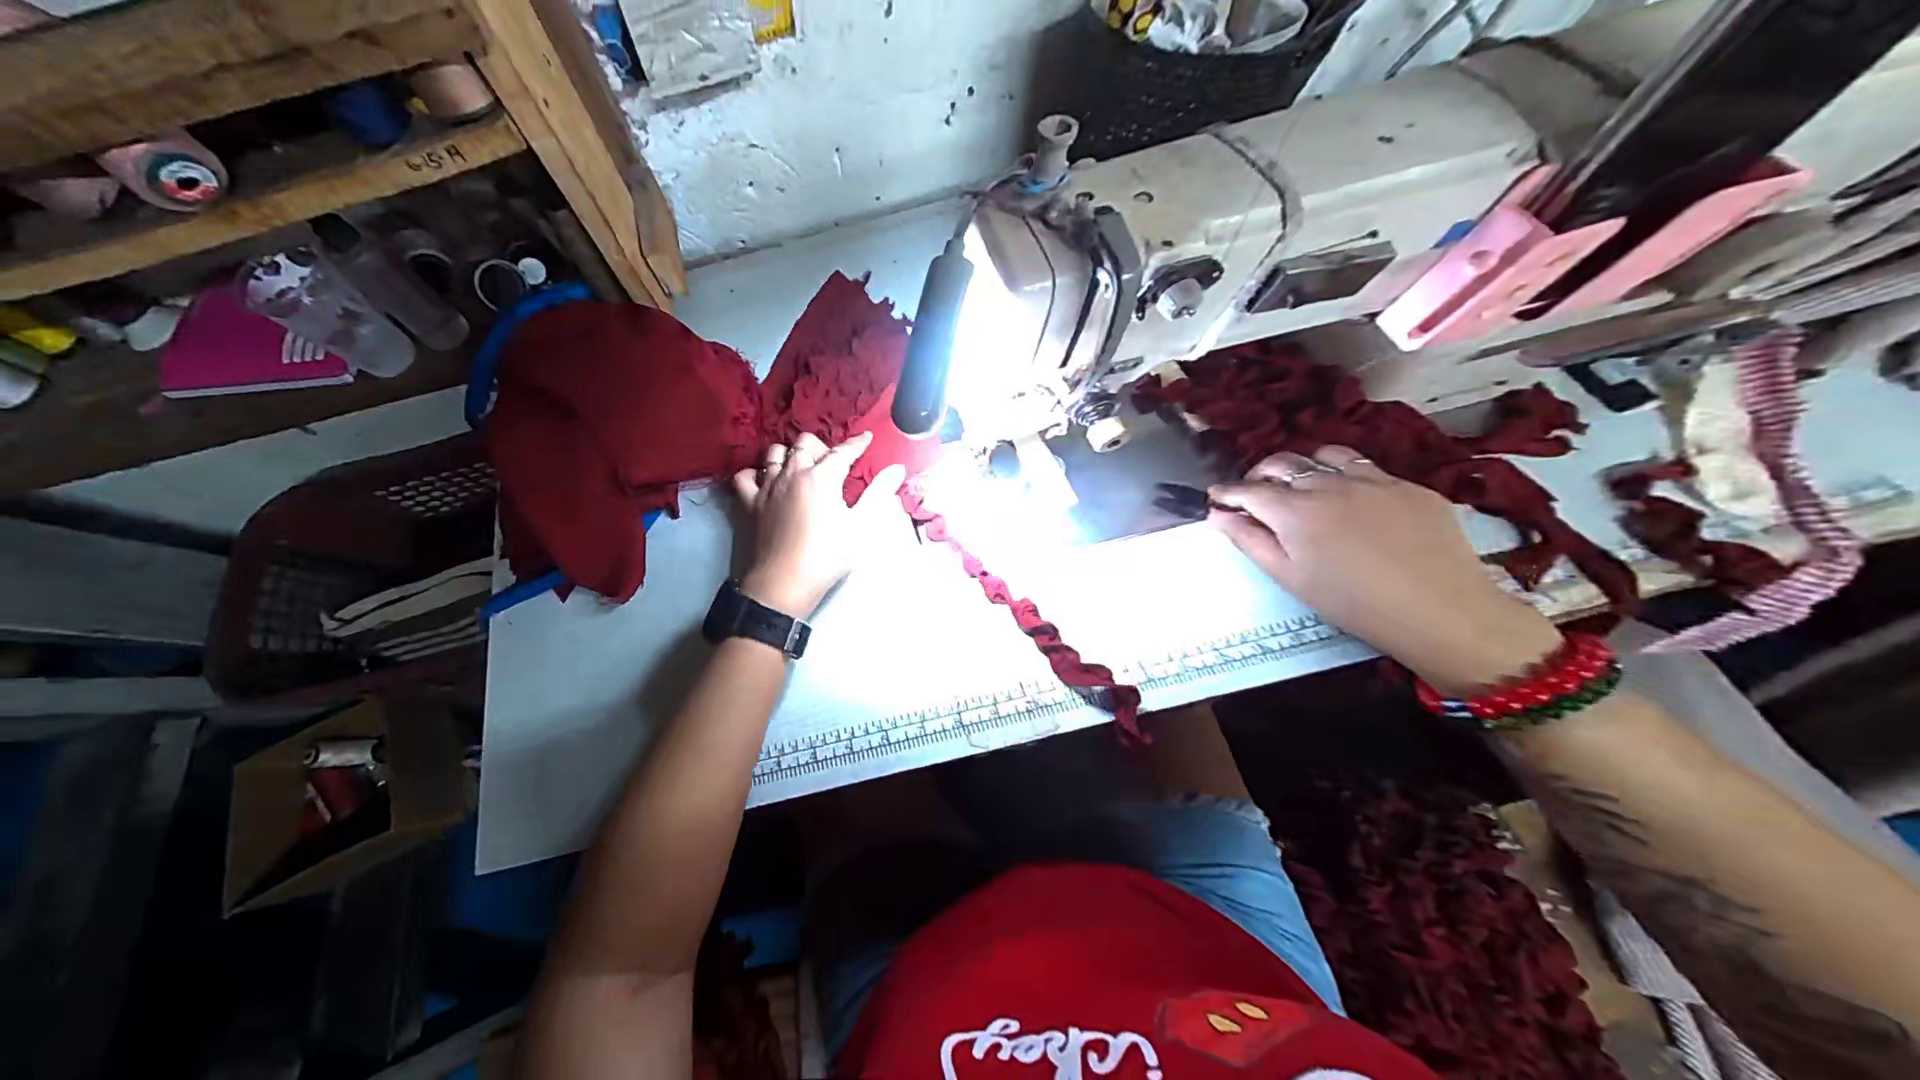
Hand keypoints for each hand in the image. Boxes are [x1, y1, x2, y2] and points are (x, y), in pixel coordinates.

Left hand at [731, 431, 907, 619]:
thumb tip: (896, 470)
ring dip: (789, 455)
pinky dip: (756, 473)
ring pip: (774, 453)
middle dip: (821, 447)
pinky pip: (746, 476)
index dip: (856, 445)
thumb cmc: (827, 556)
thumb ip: (878, 494)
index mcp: (821, 477)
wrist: (784, 583)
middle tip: (832, 462)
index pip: (842, 452)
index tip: (866, 439)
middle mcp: (791, 474)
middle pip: (804, 444)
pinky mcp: (748, 503)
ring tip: (800, 468)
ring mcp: (767, 487)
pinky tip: (766, 482)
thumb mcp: (860, 526)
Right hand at [1208, 446, 1562, 695]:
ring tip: (1303, 486)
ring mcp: (1373, 480)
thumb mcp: (1291, 578)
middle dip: (1260, 474)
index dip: (1227, 491)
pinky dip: (1346, 475)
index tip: (1216, 496)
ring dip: (1304, 466)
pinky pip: (1367, 467)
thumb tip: (1218, 515)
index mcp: (1295, 511)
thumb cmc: (1353, 603)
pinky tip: (1352, 500)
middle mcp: (1329, 484)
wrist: (1440, 610)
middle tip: (1255, 492)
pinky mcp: (1408, 485)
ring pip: (1325, 455)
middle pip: (1283, 463)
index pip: (1249, 489)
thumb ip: (1251, 541)